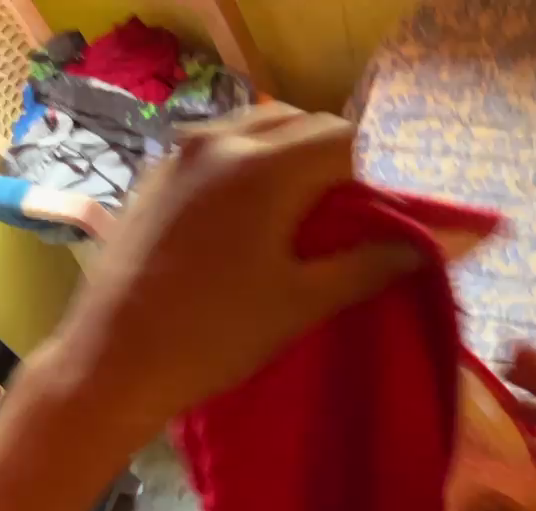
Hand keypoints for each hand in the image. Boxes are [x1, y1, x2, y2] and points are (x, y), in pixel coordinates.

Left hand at [42, 104, 417, 435]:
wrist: (115, 361)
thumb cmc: (216, 337)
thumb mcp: (299, 304)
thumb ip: (364, 267)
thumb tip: (420, 249)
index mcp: (264, 165)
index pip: (346, 139)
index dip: (381, 168)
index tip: (395, 206)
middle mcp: (220, 138)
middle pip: (301, 123)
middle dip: (338, 157)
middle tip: (355, 209)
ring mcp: (179, 153)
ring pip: (256, 129)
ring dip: (292, 155)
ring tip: (305, 208)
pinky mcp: (154, 175)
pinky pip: (217, 148)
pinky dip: (249, 164)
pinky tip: (251, 211)